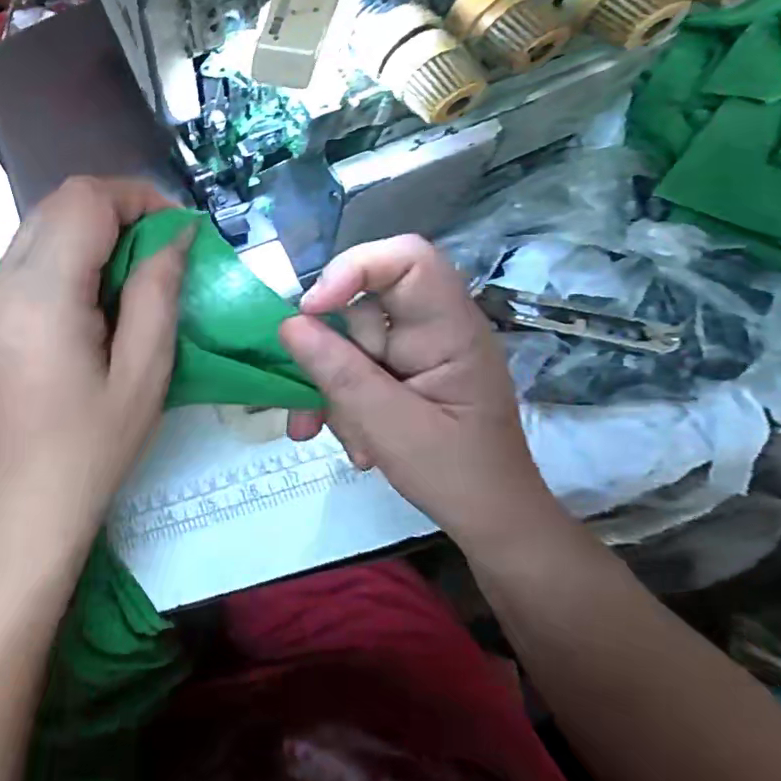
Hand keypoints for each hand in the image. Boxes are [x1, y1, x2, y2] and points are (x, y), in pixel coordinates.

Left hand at [0, 177, 191, 557]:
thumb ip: (158, 292)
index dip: (135, 197)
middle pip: (56, 204)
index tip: (173, 229)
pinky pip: (22, 257)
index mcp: (40, 297)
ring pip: (37, 226)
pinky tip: (87, 296)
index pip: (83, 202)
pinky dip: (62, 255)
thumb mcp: (145, 373)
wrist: (24, 501)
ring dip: (87, 230)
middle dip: (113, 209)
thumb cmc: (93, 447)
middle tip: (155, 248)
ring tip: (125, 273)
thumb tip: (173, 235)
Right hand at [278, 236, 556, 544]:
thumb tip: (289, 324)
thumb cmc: (457, 475)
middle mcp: (431, 328)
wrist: (491, 521)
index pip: (407, 259)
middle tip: (308, 392)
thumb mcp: (390, 427)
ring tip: (318, 430)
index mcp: (450, 329)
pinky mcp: (397, 372)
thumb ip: (340, 373)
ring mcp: (412, 350)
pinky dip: (333, 397)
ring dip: (324, 385)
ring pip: (346, 339)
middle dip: (326, 349)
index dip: (354, 269)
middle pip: (361, 304)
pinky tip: (335, 435)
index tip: (311, 310)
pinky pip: (350, 366)